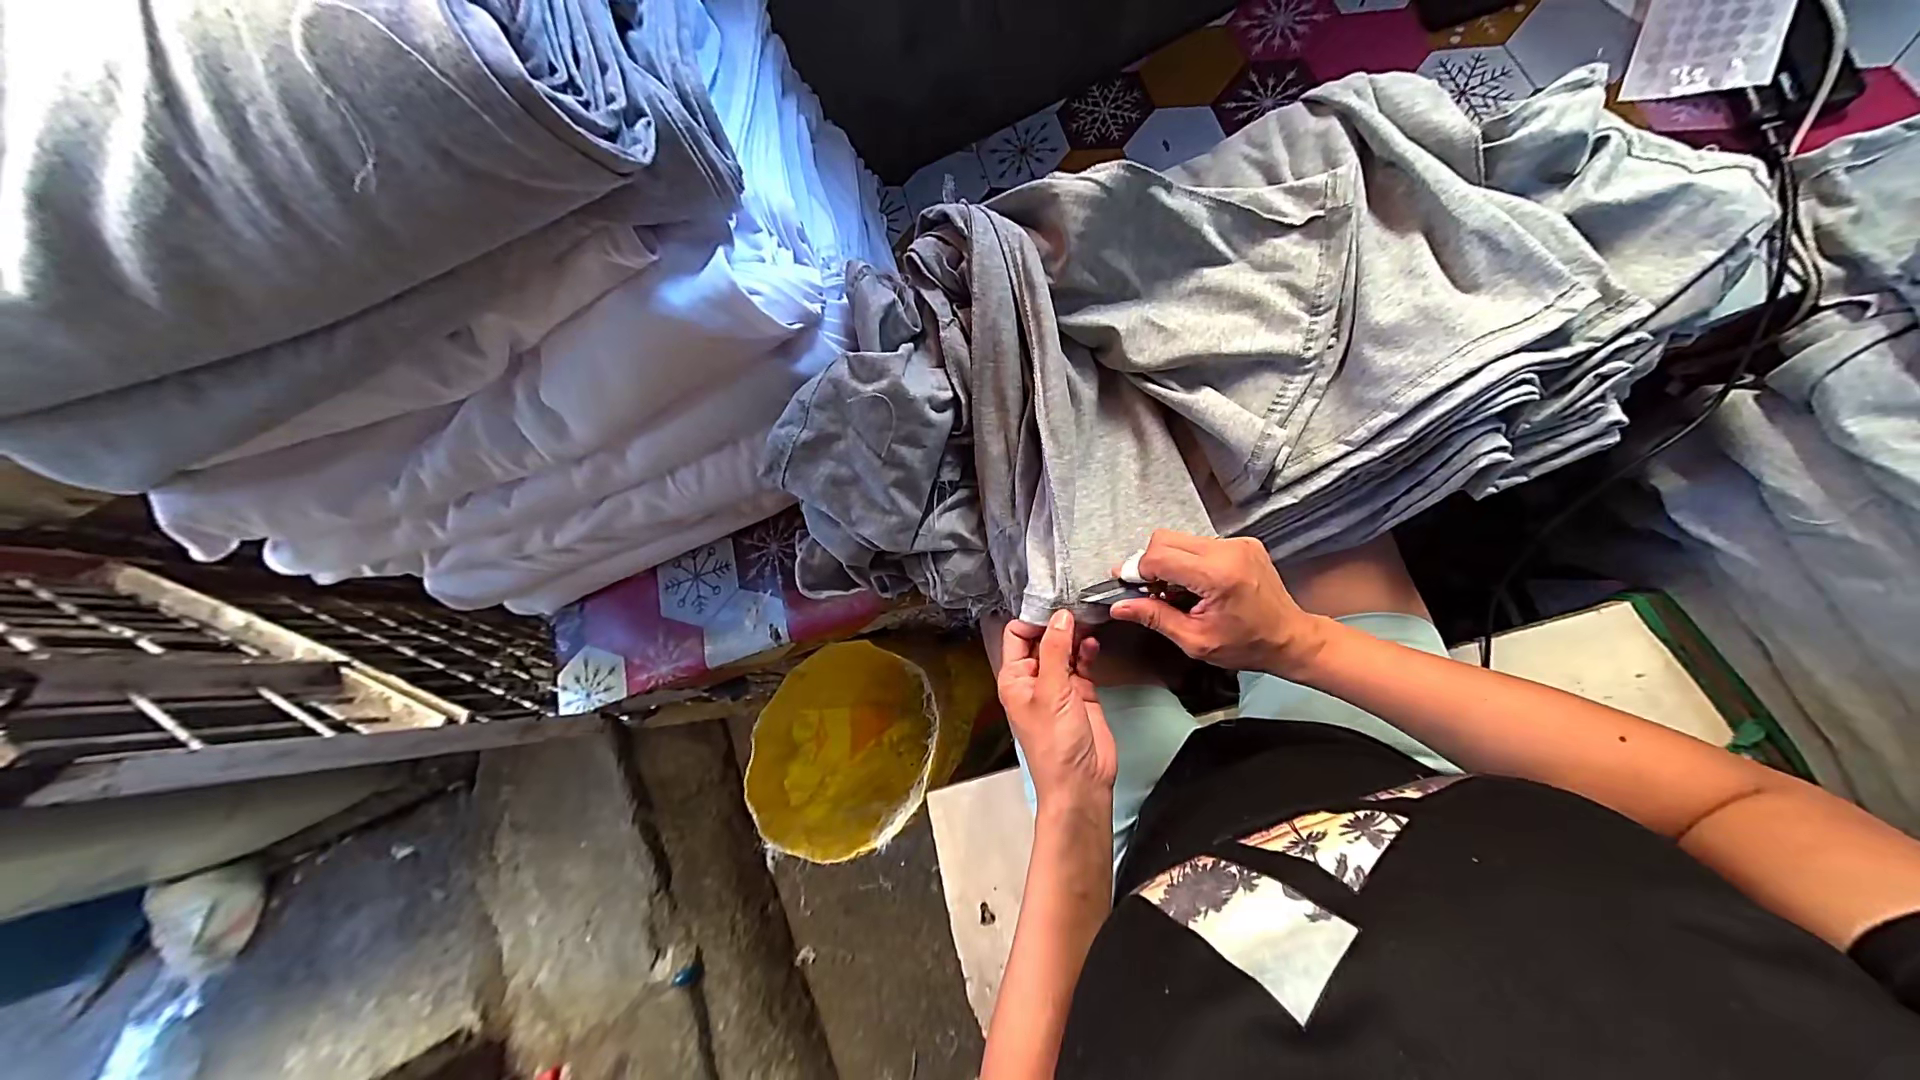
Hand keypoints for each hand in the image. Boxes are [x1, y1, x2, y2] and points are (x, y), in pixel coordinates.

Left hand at [996, 611, 1116, 808]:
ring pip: (1064, 647)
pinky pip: (1082, 661)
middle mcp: (1033, 678)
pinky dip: (1087, 651)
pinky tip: (1092, 644)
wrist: (1081, 783)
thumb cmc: (1055, 746)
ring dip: (1074, 634)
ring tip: (1087, 621)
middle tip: (1075, 607)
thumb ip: (1055, 650)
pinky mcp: (1080, 691)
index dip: (1033, 619)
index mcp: (1014, 678)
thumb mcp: (1051, 691)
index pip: (1016, 635)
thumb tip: (1059, 616)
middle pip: (1042, 637)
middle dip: (1057, 623)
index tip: (1054, 606)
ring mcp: (1058, 684)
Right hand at [1108, 530, 1330, 678]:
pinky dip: (1186, 561)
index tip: (1130, 588)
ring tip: (1174, 591)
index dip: (1137, 571)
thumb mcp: (1194, 640)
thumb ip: (1154, 617)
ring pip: (1179, 539)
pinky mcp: (1240, 543)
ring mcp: (1236, 544)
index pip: (1159, 556)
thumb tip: (1119, 606)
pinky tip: (1192, 585)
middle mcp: (1228, 551)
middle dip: (1149, 563)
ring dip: (1168, 562)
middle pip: (1164, 539)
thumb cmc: (1247, 645)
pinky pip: (1197, 543)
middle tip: (1150, 591)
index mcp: (1218, 576)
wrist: (1290, 638)